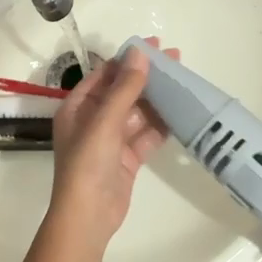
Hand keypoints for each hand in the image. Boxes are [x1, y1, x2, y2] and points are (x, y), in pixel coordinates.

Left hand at [48, 41, 170, 244]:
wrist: (88, 216)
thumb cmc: (87, 165)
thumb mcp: (104, 122)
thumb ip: (124, 88)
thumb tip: (140, 52)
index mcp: (77, 108)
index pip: (104, 76)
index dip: (128, 60)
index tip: (154, 46)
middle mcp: (92, 122)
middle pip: (122, 93)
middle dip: (147, 78)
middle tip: (177, 60)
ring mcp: (110, 142)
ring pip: (137, 114)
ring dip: (157, 100)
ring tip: (184, 83)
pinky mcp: (127, 160)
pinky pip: (146, 136)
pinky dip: (161, 125)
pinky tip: (180, 112)